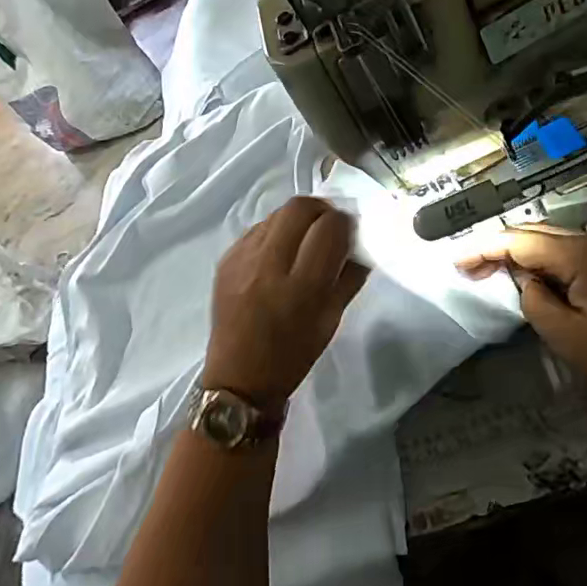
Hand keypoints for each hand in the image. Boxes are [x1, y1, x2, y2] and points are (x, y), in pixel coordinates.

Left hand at [206, 197, 369, 403]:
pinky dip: (276, 232)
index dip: (345, 223)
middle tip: (330, 227)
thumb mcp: (333, 317)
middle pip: (300, 207)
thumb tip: (361, 240)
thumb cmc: (294, 354)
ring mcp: (242, 259)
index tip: (350, 232)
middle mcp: (269, 265)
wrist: (240, 378)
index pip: (330, 227)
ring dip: (298, 219)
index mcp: (302, 287)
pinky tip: (281, 252)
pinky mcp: (225, 259)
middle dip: (322, 211)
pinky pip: (257, 228)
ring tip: (305, 239)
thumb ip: (351, 274)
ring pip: (277, 213)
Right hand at [457, 227, 586, 405]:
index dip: (484, 249)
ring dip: (522, 252)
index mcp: (580, 254)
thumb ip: (535, 302)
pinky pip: (571, 252)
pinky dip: (545, 260)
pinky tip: (534, 277)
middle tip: (470, 270)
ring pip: (553, 240)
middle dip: (500, 246)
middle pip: (536, 232)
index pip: (520, 240)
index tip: (455, 263)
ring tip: (494, 272)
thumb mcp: (568, 336)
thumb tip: (527, 281)